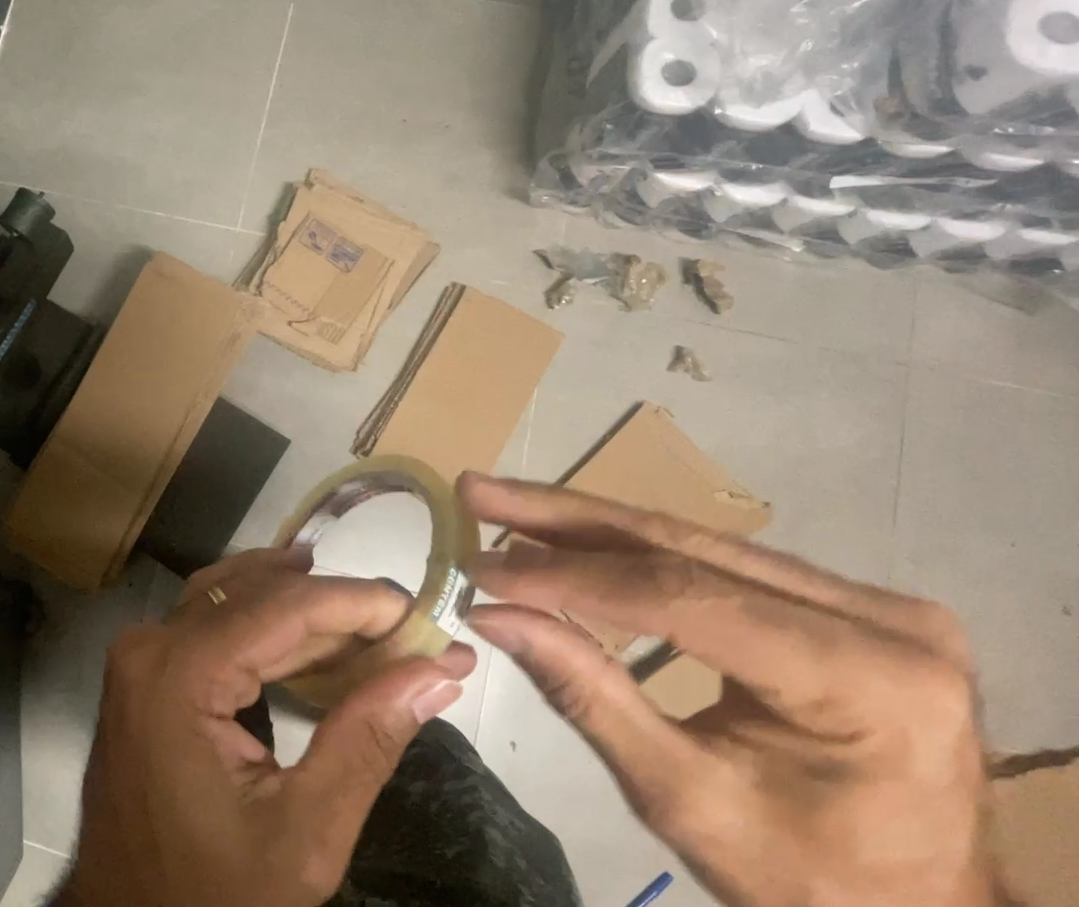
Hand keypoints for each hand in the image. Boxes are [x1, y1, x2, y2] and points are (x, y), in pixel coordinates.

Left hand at [58, 547, 478, 906]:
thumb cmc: (210, 889)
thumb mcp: (303, 833)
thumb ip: (367, 741)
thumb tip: (436, 672)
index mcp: (179, 674)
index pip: (284, 606)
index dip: (359, 601)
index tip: (426, 614)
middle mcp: (151, 643)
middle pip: (260, 595)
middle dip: (344, 608)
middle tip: (417, 631)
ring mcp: (143, 653)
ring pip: (238, 598)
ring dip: (310, 608)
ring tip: (380, 626)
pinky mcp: (147, 670)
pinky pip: (216, 622)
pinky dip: (272, 624)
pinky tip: (318, 632)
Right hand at [460, 474, 999, 906]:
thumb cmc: (806, 881)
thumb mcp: (684, 800)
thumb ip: (588, 696)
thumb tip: (491, 615)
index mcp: (864, 677)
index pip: (682, 596)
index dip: (568, 575)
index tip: (480, 566)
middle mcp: (881, 617)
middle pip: (687, 548)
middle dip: (565, 518)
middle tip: (477, 491)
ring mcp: (871, 603)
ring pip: (695, 544)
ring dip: (587, 525)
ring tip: (501, 506)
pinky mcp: (845, 604)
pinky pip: (716, 564)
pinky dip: (629, 552)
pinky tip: (567, 538)